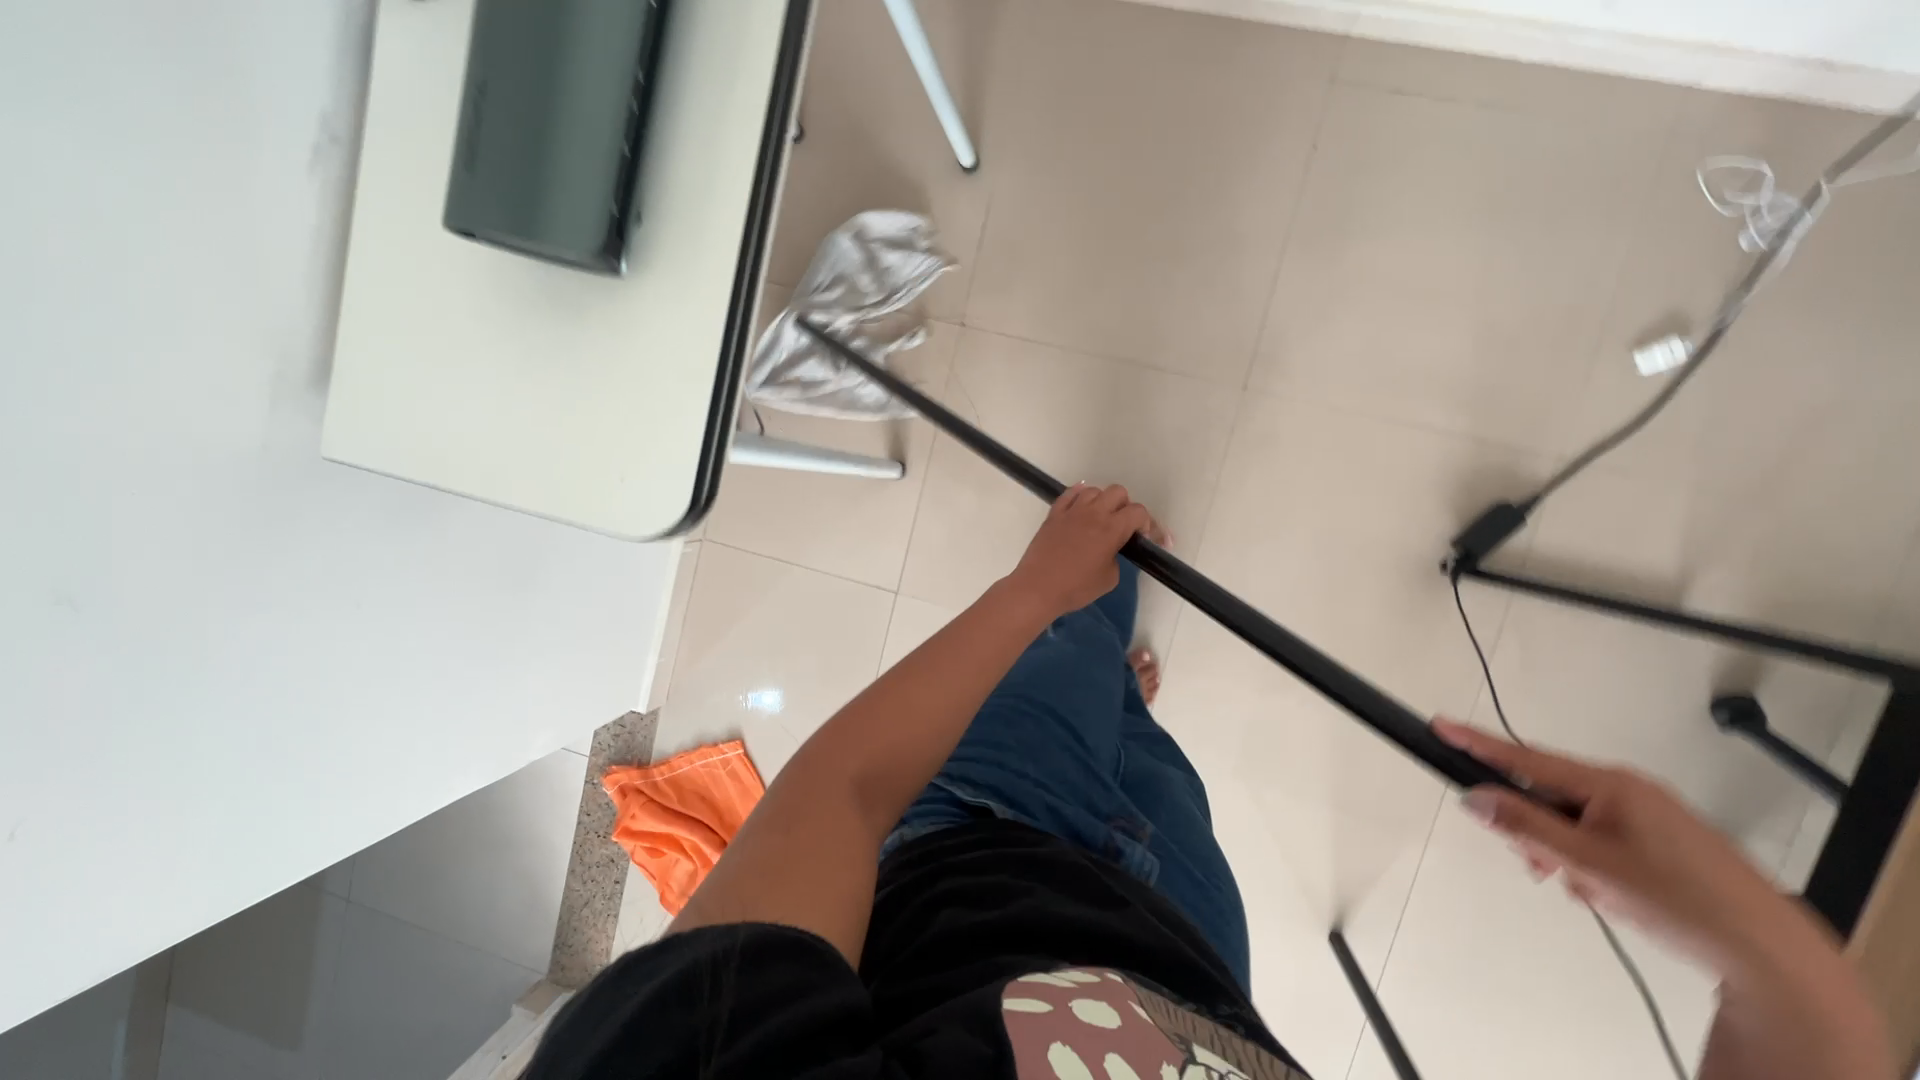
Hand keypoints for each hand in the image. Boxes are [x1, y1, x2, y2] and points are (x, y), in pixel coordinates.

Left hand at [1004, 483, 1155, 621]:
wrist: (1038, 588)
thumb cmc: (1076, 587)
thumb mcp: (1110, 578)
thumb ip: (1117, 557)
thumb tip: (1112, 550)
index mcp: (1111, 529)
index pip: (1138, 512)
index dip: (1146, 523)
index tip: (1142, 538)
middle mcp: (1093, 513)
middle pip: (1118, 492)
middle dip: (1125, 506)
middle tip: (1122, 526)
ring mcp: (1071, 511)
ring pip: (1094, 490)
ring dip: (1102, 500)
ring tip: (1099, 518)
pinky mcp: (1054, 514)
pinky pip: (1069, 494)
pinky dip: (1079, 495)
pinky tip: (1081, 505)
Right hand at [1434, 718, 1830, 976]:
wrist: (1767, 951)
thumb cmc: (1674, 899)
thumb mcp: (1587, 864)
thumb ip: (1524, 827)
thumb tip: (1474, 797)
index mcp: (1609, 784)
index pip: (1526, 757)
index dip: (1477, 743)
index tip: (1437, 725)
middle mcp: (1627, 789)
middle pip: (1547, 795)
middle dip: (1533, 830)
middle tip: (1542, 868)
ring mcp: (1648, 814)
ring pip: (1572, 821)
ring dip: (1561, 852)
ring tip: (1583, 889)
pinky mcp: (1662, 841)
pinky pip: (1600, 837)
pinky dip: (1588, 861)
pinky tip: (1605, 893)